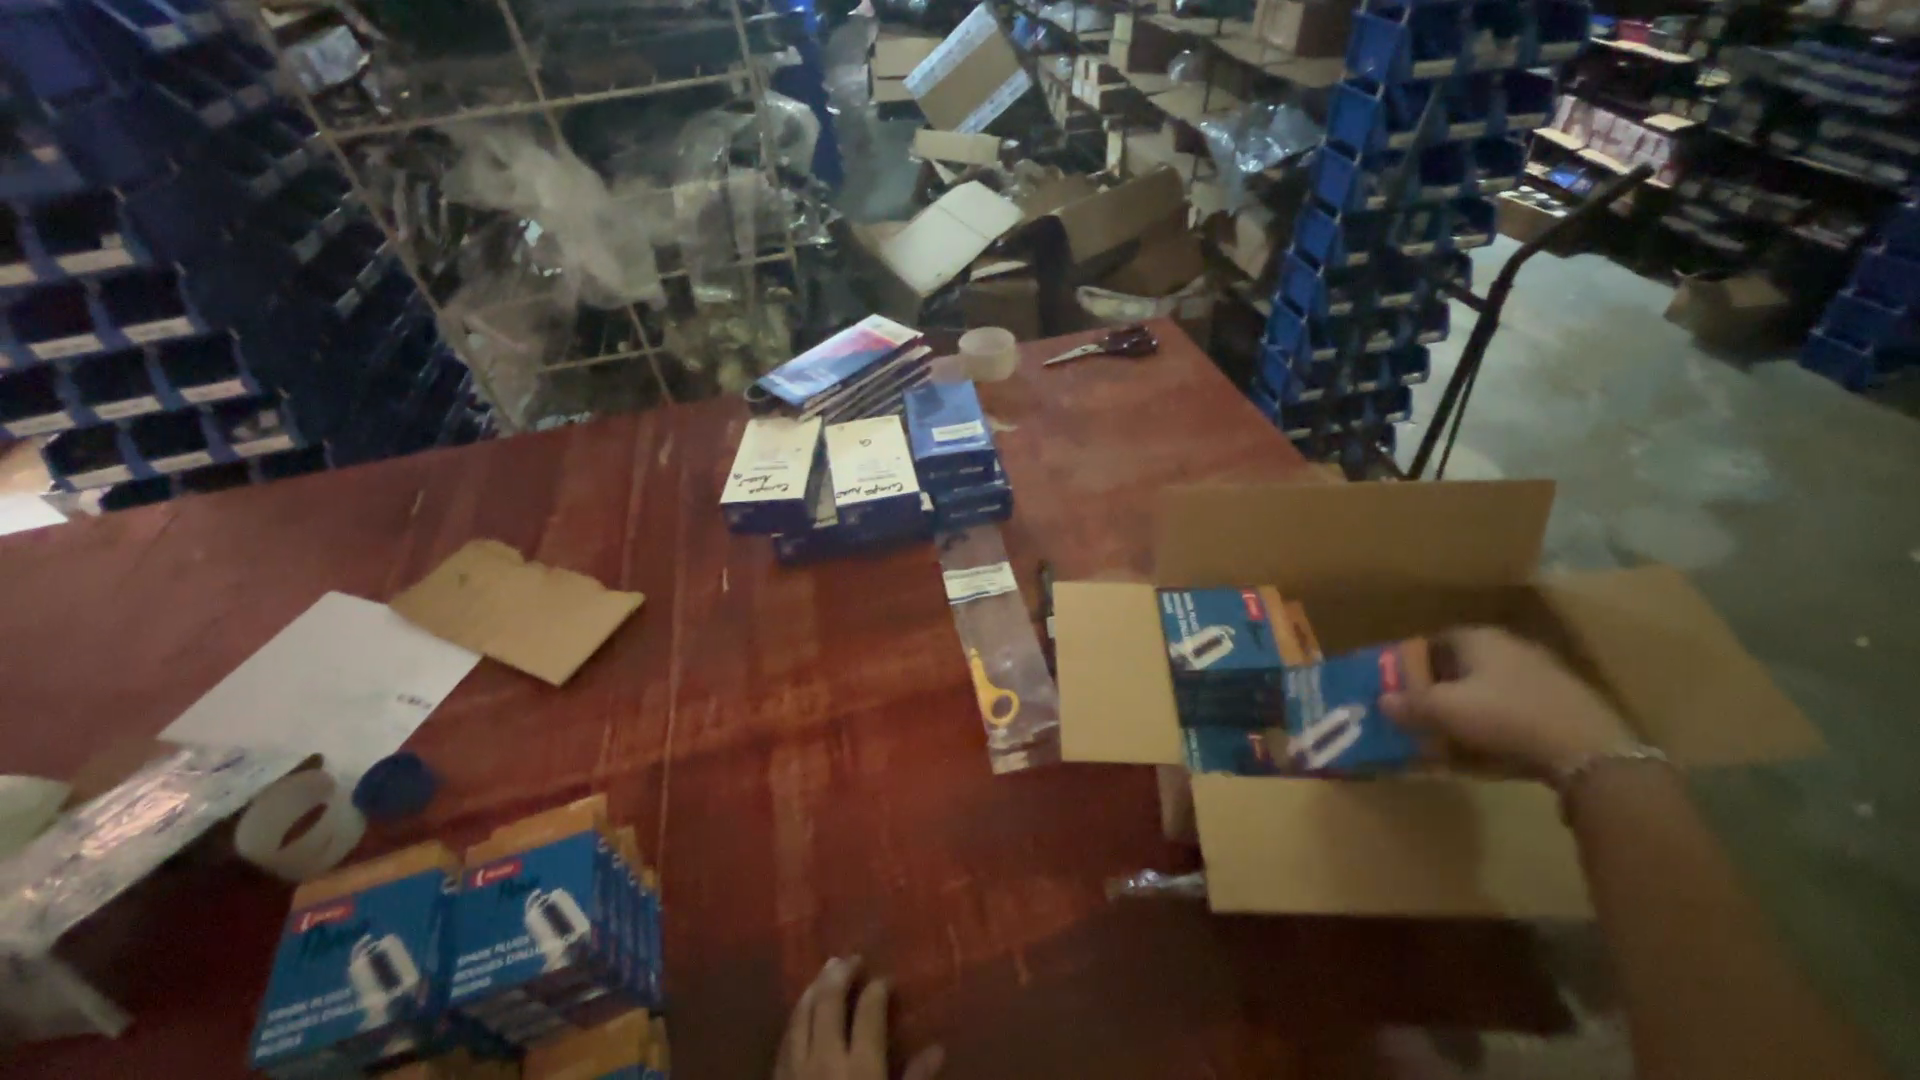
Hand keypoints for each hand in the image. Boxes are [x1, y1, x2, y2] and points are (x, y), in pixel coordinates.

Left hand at [775, 956, 944, 1079]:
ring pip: (802, 1012)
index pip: (869, 1010)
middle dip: (841, 974)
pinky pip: (785, 1036)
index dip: (878, 989)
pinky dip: (796, 1015)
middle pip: (830, 1000)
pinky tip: (802, 1010)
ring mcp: (795, 1070)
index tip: (886, 979)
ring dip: (815, 987)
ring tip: (826, 971)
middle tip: (852, 958)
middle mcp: (825, 1059)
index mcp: (860, 1068)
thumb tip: (937, 1049)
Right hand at [1381, 627, 1633, 777]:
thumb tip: (1382, 701)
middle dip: (1443, 686)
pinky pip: (1517, 708)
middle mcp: (1512, 647)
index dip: (1416, 662)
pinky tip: (1493, 746)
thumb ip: (1410, 704)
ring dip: (1472, 706)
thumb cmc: (1504, 716)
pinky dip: (1500, 722)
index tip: (1402, 686)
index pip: (1436, 640)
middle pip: (1465, 664)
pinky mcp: (1565, 703)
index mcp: (1480, 639)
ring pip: (1492, 687)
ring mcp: (1544, 674)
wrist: (1587, 750)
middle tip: (1425, 712)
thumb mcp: (1444, 711)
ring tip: (1455, 734)